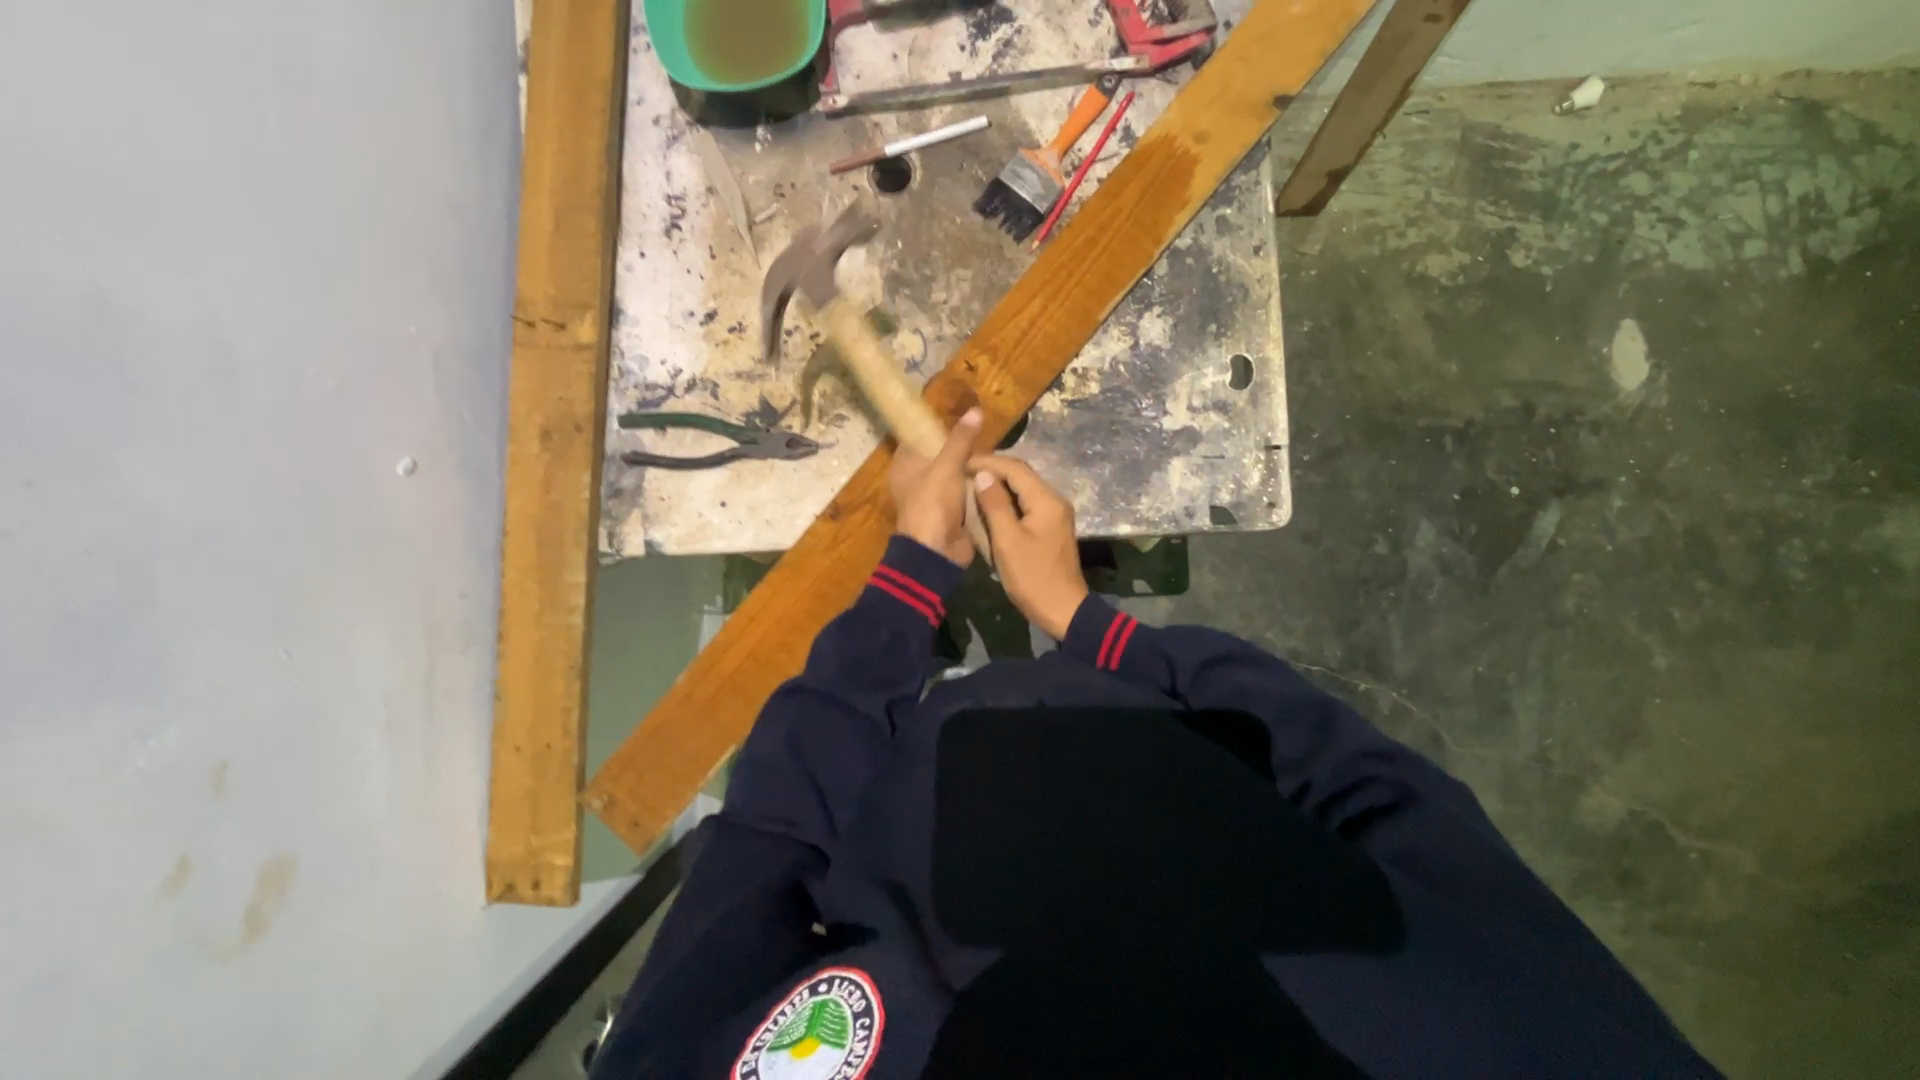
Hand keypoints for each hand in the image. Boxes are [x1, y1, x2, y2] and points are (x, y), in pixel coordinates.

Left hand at [889, 408, 982, 566]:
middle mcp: (915, 479)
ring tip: (994, 454)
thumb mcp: (947, 466)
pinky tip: (994, 476)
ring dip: (972, 468)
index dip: (938, 428)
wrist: (938, 550)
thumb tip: (976, 410)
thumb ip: (961, 439)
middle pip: (940, 456)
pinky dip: (976, 487)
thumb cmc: (933, 503)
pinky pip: (964, 493)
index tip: (963, 420)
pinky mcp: (949, 512)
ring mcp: (933, 497)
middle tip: (986, 437)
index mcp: (904, 465)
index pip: (919, 437)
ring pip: (955, 474)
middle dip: (962, 449)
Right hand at [969, 455, 1087, 638]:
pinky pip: (1028, 503)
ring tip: (973, 485)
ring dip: (1000, 485)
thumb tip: (982, 475)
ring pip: (1025, 489)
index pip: (1015, 468)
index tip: (963, 464)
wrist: (1063, 609)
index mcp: (1046, 501)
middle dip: (994, 470)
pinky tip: (991, 505)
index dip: (988, 462)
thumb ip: (995, 505)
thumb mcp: (1007, 541)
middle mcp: (1055, 501)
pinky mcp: (1052, 527)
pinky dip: (1009, 500)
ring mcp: (1056, 514)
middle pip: (1022, 475)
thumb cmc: (1032, 577)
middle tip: (965, 473)